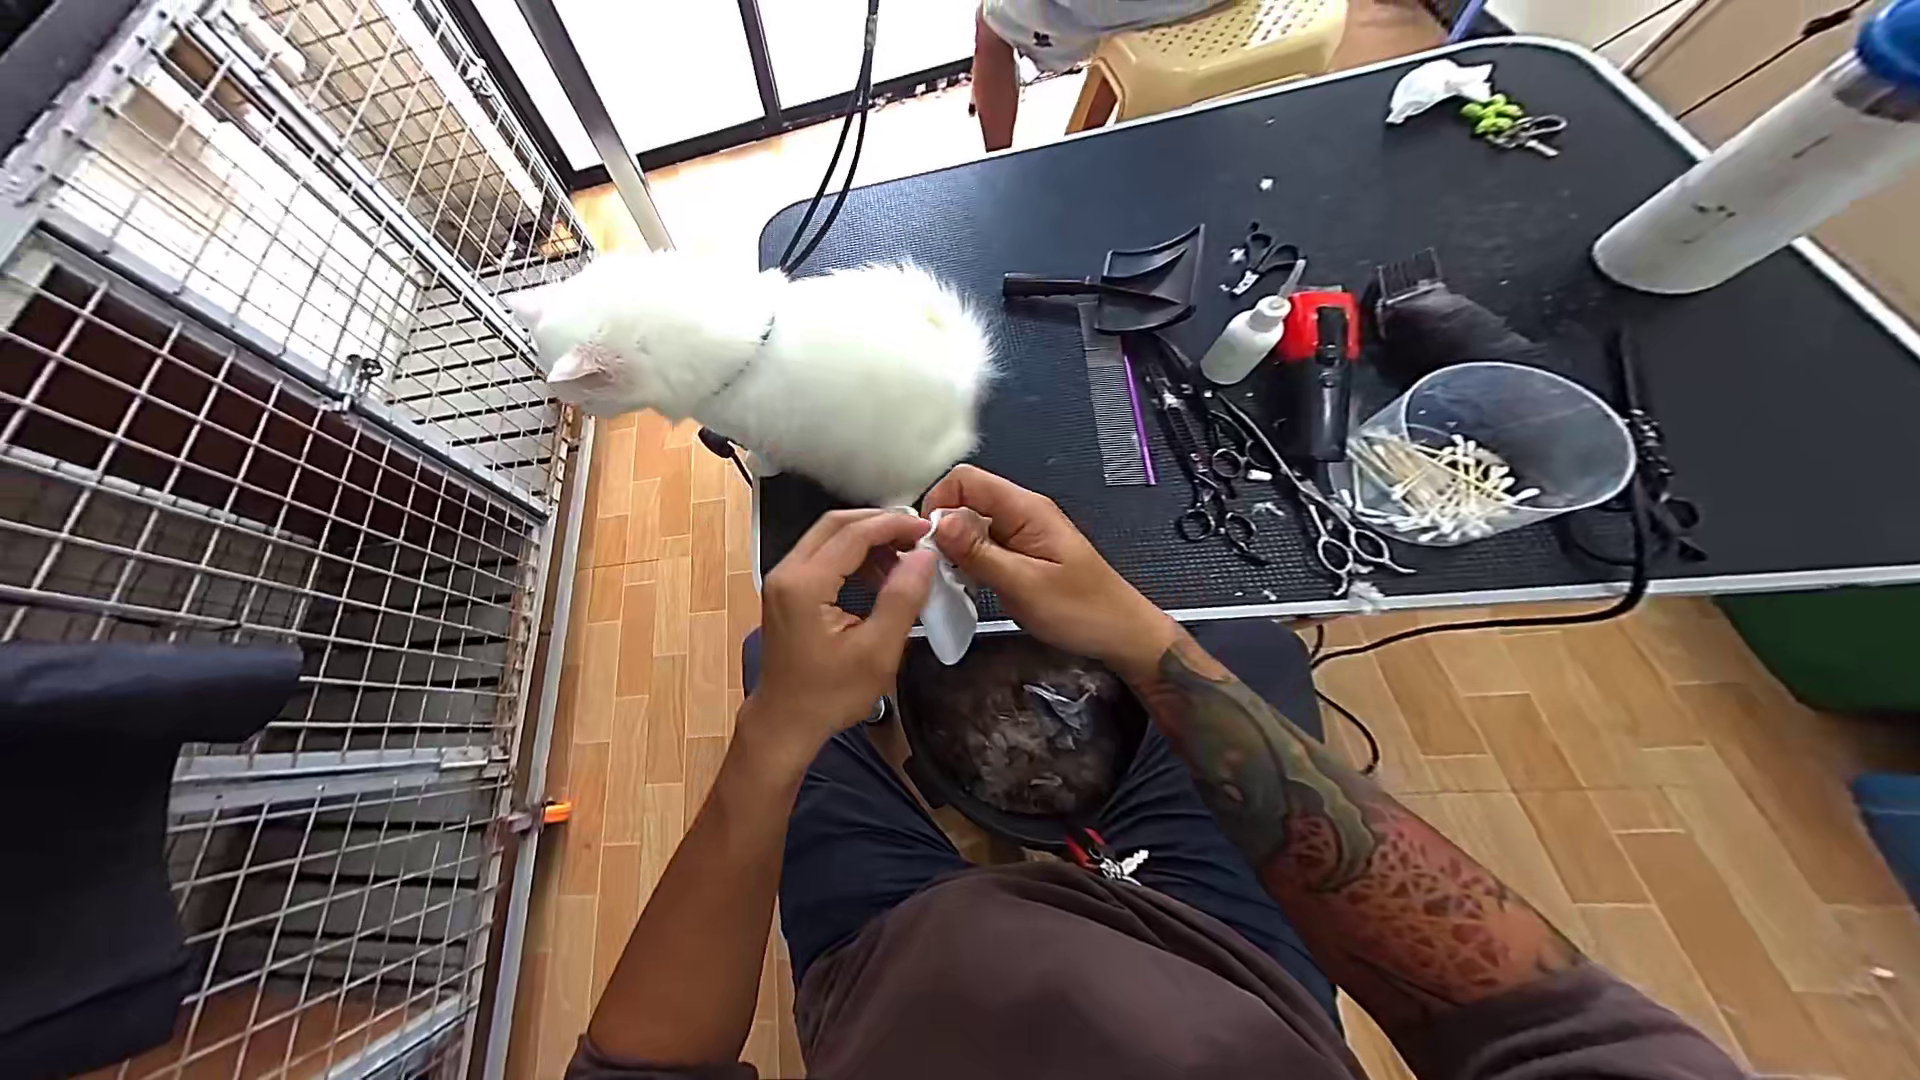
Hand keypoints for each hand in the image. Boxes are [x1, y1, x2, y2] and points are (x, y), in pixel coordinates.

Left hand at [748, 509, 936, 757]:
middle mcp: (787, 572)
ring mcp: (783, 579)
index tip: (926, 529)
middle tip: (917, 535)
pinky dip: (854, 555)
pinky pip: (823, 555)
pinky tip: (880, 573)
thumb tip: (925, 556)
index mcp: (805, 584)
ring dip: (867, 538)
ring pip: (829, 537)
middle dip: (880, 524)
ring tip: (904, 555)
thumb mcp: (877, 651)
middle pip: (836, 524)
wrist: (785, 723)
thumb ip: (903, 598)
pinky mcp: (787, 590)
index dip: (894, 525)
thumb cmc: (830, 694)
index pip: (854, 534)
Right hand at [923, 465, 1176, 679]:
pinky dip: (971, 563)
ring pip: (971, 526)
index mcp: (1025, 509)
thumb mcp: (1024, 584)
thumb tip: (939, 523)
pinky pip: (984, 546)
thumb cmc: (1081, 610)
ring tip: (957, 581)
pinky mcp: (1021, 552)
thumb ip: (979, 552)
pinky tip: (973, 586)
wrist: (1120, 632)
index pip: (966, 479)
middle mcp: (1021, 513)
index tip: (928, 542)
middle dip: (944, 531)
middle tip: (940, 568)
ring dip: (956, 550)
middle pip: (965, 501)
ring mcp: (1021, 532)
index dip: (939, 503)